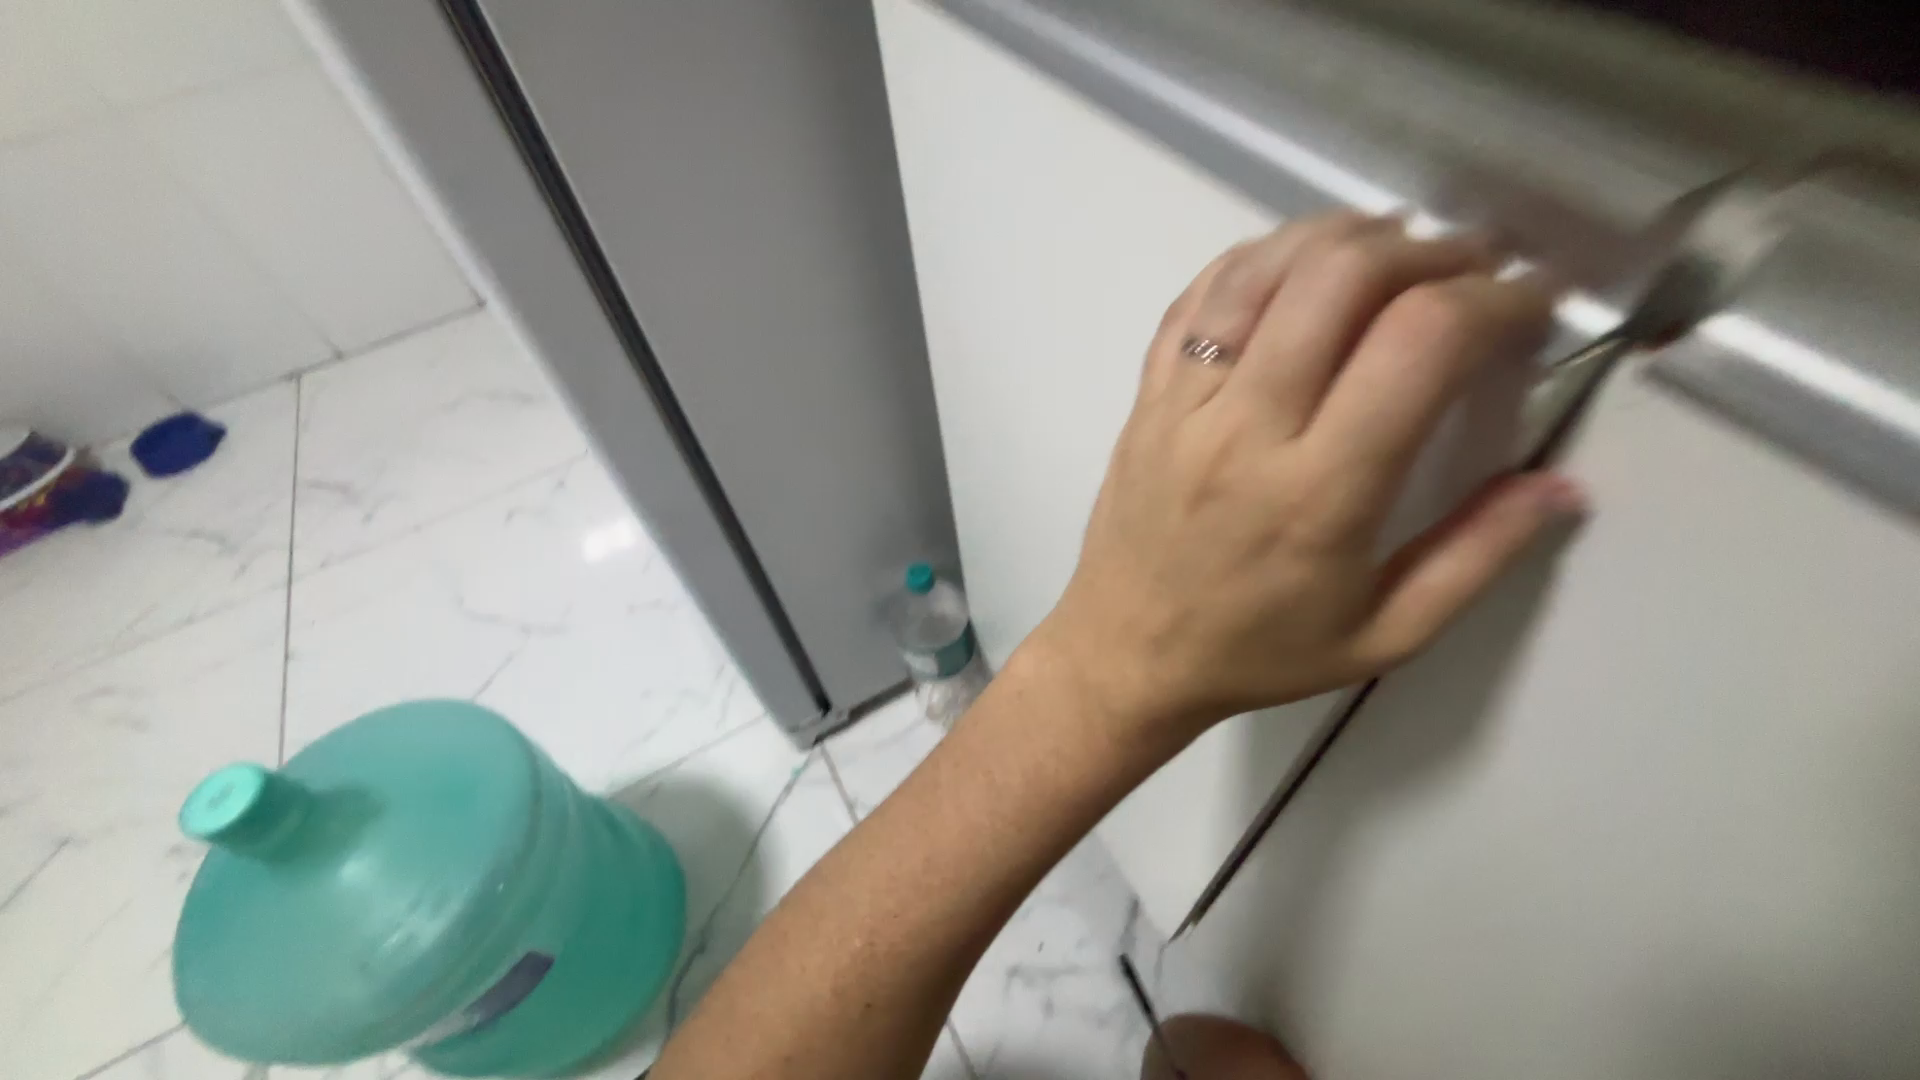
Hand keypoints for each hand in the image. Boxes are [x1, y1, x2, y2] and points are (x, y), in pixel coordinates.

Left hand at [1034, 213, 1583, 741]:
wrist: (1125, 653)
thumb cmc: (1254, 652)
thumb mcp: (1381, 636)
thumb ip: (1476, 558)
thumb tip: (1563, 484)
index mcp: (1318, 492)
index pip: (1419, 342)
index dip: (1497, 299)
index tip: (1528, 307)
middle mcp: (1244, 429)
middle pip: (1339, 277)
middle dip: (1426, 248)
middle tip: (1467, 268)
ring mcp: (1181, 405)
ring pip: (1259, 271)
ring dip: (1338, 236)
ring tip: (1390, 250)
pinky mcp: (1144, 398)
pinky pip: (1194, 301)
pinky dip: (1251, 261)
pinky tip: (1292, 265)